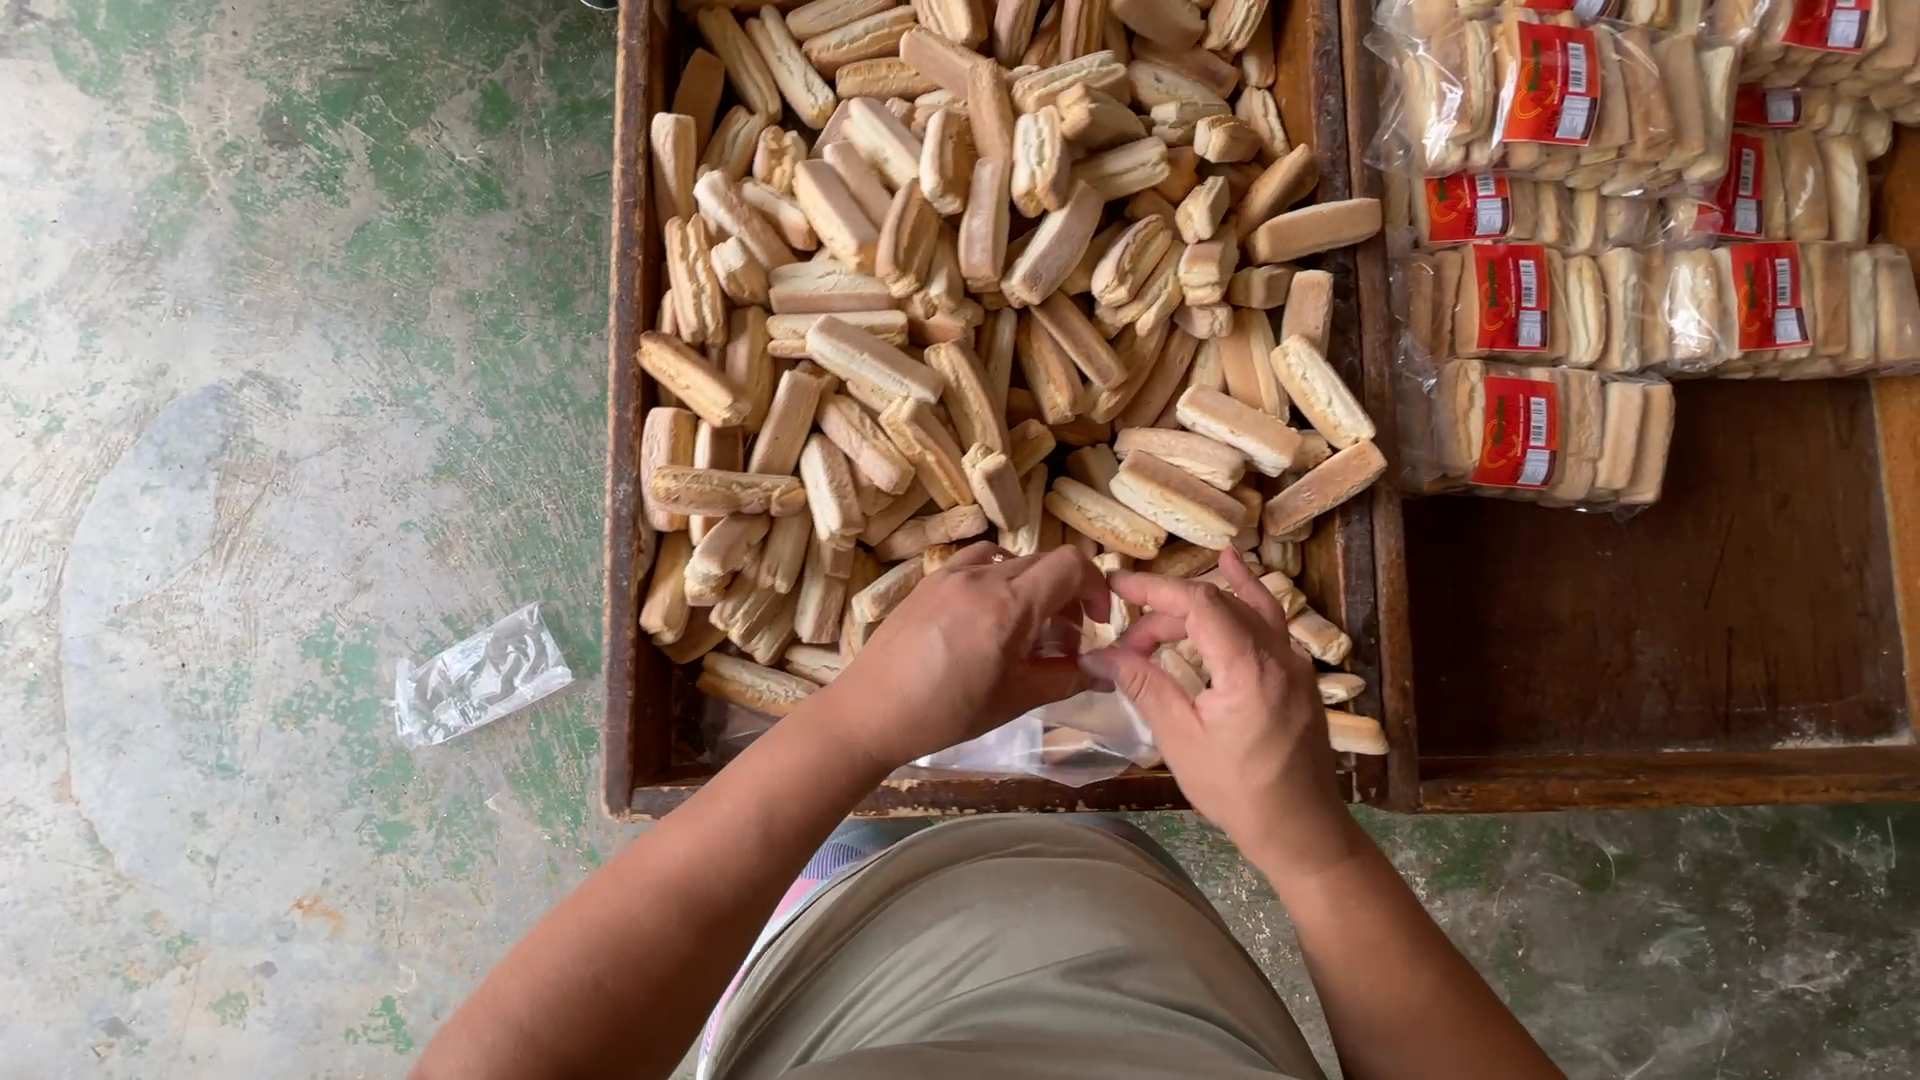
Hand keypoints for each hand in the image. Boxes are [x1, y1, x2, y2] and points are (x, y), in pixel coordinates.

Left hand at [821, 543, 1112, 770]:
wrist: (871, 711)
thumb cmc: (947, 713)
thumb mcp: (1016, 699)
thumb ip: (1067, 678)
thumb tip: (1105, 671)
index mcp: (1009, 605)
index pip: (1071, 565)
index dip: (1096, 587)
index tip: (1096, 622)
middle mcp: (982, 577)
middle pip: (1045, 563)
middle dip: (1067, 595)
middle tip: (1063, 640)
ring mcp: (951, 574)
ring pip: (1013, 562)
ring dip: (1034, 587)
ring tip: (1026, 628)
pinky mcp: (929, 580)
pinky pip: (978, 562)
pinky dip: (999, 577)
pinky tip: (990, 611)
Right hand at [1079, 552, 1363, 880]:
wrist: (1302, 830)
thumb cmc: (1237, 792)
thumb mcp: (1180, 739)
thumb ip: (1142, 685)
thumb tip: (1097, 656)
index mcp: (1249, 669)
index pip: (1198, 604)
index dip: (1154, 588)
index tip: (1116, 585)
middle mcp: (1278, 654)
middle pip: (1217, 603)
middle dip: (1166, 612)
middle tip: (1128, 643)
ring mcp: (1294, 662)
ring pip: (1246, 605)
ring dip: (1199, 601)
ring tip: (1162, 597)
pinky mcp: (1297, 674)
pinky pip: (1268, 621)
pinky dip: (1243, 597)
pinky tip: (1234, 576)